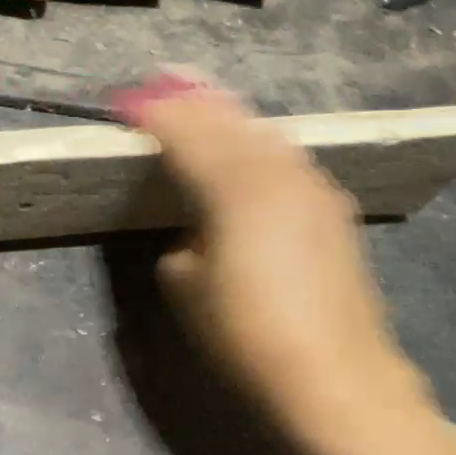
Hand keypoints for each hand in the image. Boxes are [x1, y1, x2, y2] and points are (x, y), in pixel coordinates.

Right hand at [129, 93, 427, 421]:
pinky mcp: (332, 210)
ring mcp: (314, 186)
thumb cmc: (242, 331)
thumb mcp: (182, 284)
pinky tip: (247, 147)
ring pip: (262, 133)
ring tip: (202, 102)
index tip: (122, 102)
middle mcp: (278, 170)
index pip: (183, 132)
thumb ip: (180, 237)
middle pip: (227, 121)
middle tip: (162, 78)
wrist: (333, 376)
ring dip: (227, 116)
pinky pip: (283, 157)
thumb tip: (194, 225)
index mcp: (232, 183)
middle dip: (191, 99)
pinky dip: (255, 143)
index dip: (151, 114)